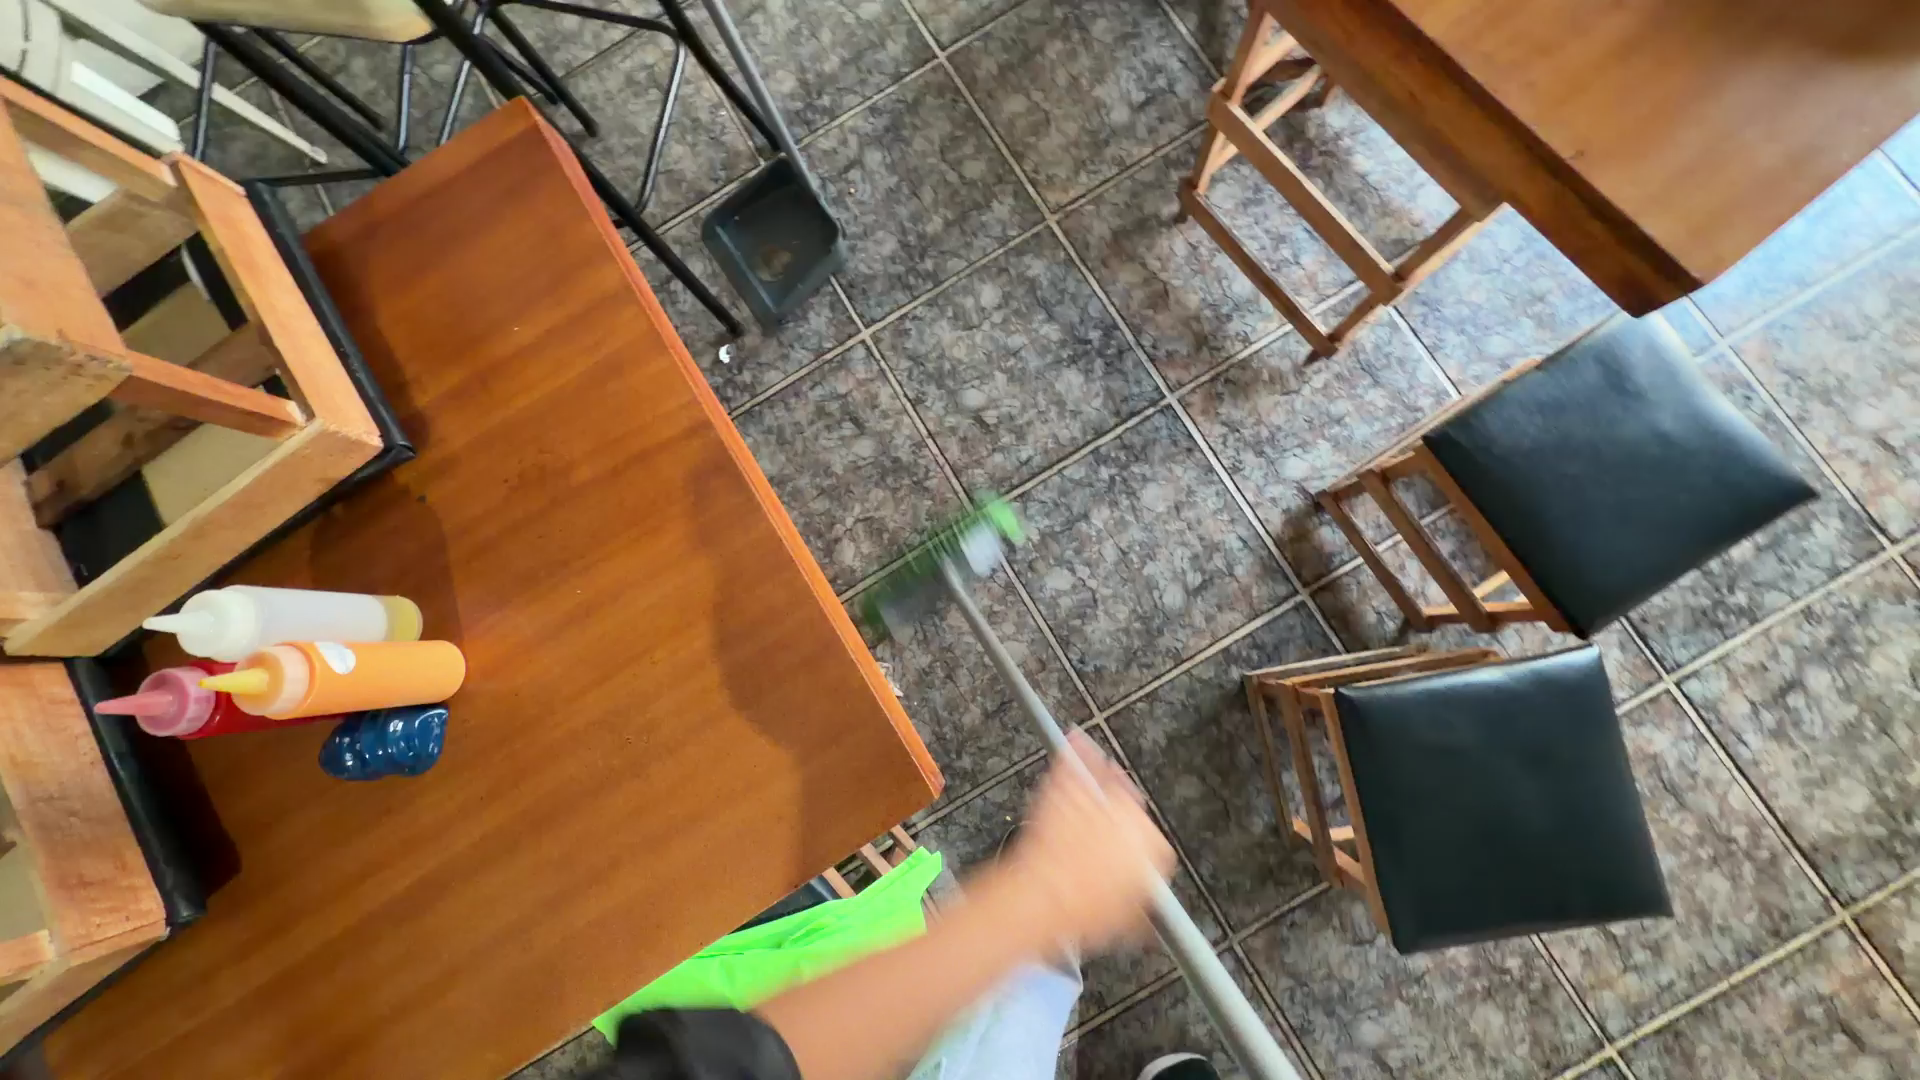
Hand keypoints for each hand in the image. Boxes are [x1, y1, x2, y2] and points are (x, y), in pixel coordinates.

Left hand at [983, 731, 1174, 952]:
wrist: (1045, 893)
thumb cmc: (1084, 908)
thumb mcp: (1128, 919)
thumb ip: (1141, 904)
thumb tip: (1142, 909)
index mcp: (1151, 845)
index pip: (1155, 843)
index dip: (1138, 852)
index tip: (1127, 857)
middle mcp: (1128, 814)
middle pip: (1131, 805)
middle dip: (1122, 813)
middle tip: (1108, 828)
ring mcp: (1096, 796)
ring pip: (1105, 777)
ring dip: (1103, 771)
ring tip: (1101, 764)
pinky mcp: (1067, 786)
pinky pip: (1075, 761)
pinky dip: (1076, 749)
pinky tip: (1075, 738)